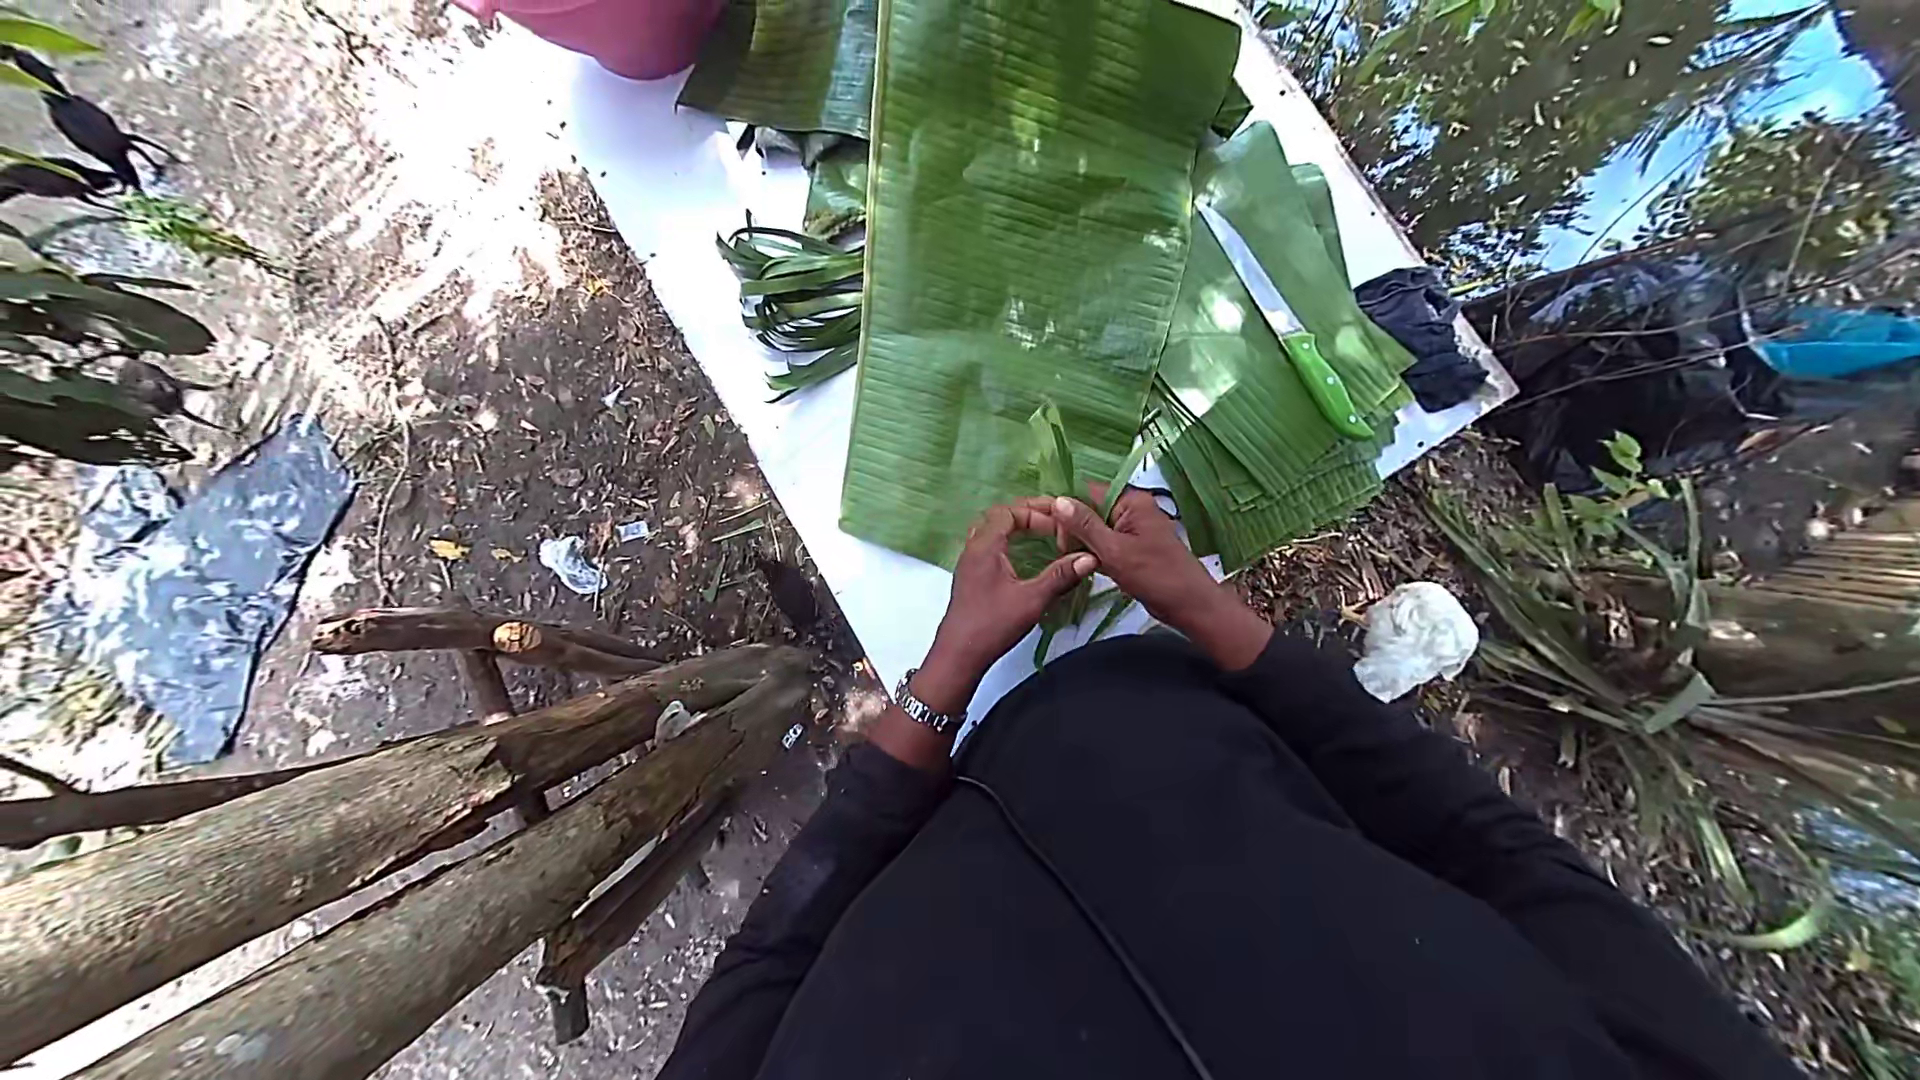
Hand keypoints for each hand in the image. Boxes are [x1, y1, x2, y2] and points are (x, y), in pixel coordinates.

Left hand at [914, 502, 1098, 711]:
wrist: (959, 654)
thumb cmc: (992, 625)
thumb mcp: (1032, 599)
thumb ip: (1060, 576)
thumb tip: (1089, 558)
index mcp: (984, 546)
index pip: (1008, 512)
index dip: (1035, 513)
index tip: (1057, 525)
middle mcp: (973, 549)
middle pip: (999, 517)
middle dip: (1027, 515)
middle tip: (1053, 520)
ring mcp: (969, 563)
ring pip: (992, 532)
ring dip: (1016, 528)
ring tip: (1043, 534)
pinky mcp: (971, 577)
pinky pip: (989, 547)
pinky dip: (1009, 543)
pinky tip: (1026, 557)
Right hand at [1044, 485, 1271, 670]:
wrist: (1189, 604)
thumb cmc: (1156, 576)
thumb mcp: (1114, 550)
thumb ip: (1085, 525)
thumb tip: (1058, 501)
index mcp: (1131, 501)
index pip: (1087, 492)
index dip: (1066, 508)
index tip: (1049, 528)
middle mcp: (1131, 509)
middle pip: (1089, 509)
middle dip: (1072, 528)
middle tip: (1063, 550)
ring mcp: (1131, 528)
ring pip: (1094, 528)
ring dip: (1081, 542)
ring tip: (1069, 557)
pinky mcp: (1131, 546)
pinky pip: (1103, 542)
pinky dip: (1092, 552)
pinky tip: (1082, 563)